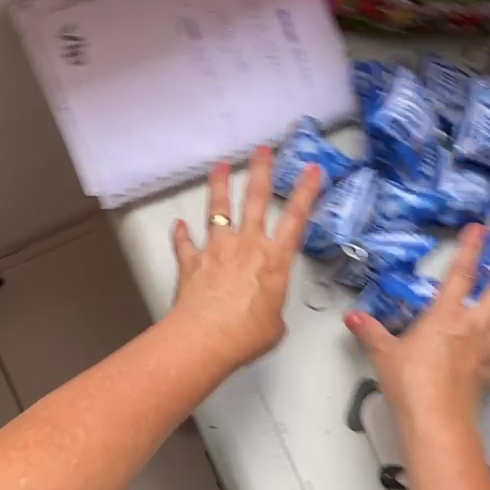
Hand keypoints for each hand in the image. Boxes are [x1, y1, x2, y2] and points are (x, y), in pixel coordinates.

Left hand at [167, 147, 323, 370]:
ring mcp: (216, 251)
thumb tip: (265, 317)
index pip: (295, 219)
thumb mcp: (274, 326)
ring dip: (219, 186)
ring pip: (218, 210)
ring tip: (219, 168)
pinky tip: (178, 225)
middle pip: (255, 199)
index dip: (305, 193)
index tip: (311, 171)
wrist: (206, 338)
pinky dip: (180, 234)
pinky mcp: (191, 263)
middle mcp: (246, 247)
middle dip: (261, 171)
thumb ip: (272, 312)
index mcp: (275, 260)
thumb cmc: (245, 334)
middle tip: (263, 151)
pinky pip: (184, 244)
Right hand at [345, 225, 489, 427]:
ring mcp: (482, 353)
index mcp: (445, 317)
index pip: (459, 276)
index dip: (469, 251)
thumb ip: (371, 332)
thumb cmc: (410, 382)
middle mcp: (470, 329)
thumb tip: (354, 317)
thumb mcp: (383, 353)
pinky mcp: (485, 376)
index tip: (480, 230)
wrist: (435, 419)